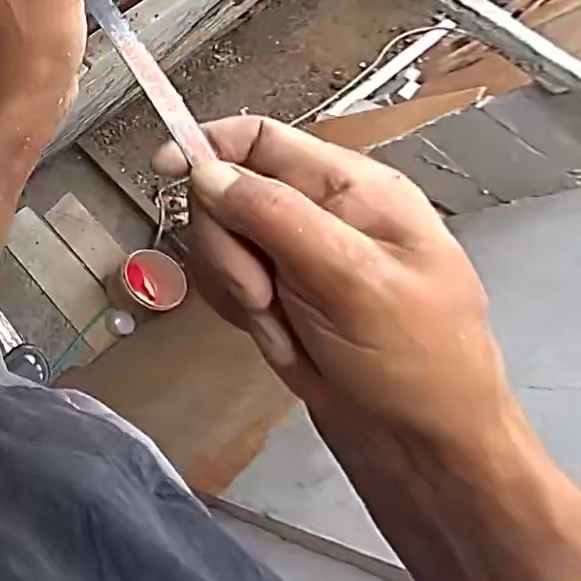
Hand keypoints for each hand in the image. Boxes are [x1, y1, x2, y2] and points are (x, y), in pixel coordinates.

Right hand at [153, 116, 516, 450]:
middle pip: (222, 191)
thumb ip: (275, 216)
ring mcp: (287, 248)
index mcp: (349, 188)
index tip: (164, 169)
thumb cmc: (413, 360)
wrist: (416, 443)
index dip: (206, 145)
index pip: (258, 138)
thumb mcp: (352, 279)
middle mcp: (312, 209)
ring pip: (213, 236)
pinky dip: (230, 301)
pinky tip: (270, 326)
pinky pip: (216, 272)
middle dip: (226, 244)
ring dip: (229, 280)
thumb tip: (205, 172)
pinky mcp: (268, 281)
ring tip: (276, 316)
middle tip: (259, 289)